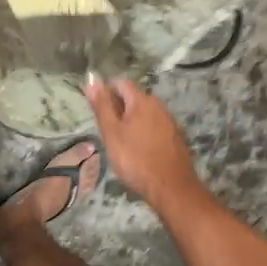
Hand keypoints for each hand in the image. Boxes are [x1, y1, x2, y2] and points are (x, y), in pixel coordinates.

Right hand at [84, 77, 203, 212]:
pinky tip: (138, 150)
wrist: (171, 188)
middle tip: (106, 128)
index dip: (106, 90)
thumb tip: (92, 78)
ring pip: (144, 113)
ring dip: (130, 120)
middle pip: (134, 97)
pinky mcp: (174, 137)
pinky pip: (154, 126)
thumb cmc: (135, 159)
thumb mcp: (111, 132)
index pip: (121, 82)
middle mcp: (158, 106)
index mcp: (142, 100)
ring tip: (120, 141)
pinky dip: (143, 131)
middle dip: (118, 107)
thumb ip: (102, 106)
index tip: (97, 109)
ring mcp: (169, 122)